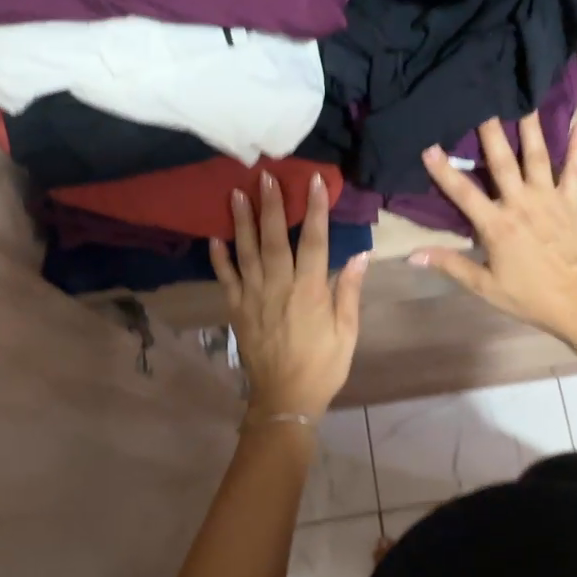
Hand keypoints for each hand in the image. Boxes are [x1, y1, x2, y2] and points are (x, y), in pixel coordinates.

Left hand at [213, 172, 369, 421]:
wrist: (285, 399)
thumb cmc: (323, 364)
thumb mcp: (348, 332)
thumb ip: (350, 291)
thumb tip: (361, 254)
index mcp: (310, 291)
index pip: (315, 242)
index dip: (315, 210)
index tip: (314, 181)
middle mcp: (279, 287)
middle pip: (275, 239)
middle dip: (271, 205)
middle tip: (266, 176)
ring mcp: (254, 297)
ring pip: (247, 252)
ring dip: (242, 222)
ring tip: (237, 193)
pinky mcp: (237, 309)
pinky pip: (226, 279)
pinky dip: (219, 257)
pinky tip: (215, 236)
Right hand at [409, 116, 576, 337]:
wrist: (576, 303)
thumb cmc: (527, 296)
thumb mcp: (484, 286)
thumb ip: (450, 265)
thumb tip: (412, 256)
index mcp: (497, 225)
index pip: (464, 193)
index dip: (444, 170)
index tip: (428, 145)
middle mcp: (522, 204)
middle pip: (503, 162)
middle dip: (490, 132)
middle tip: (483, 101)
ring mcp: (550, 200)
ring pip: (538, 157)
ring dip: (531, 128)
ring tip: (525, 98)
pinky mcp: (572, 202)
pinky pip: (575, 171)